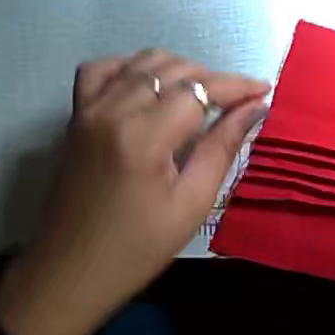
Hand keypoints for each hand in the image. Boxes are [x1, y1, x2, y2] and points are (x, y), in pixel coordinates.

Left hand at [0, 50, 268, 334]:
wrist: (70, 272)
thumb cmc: (138, 248)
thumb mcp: (192, 204)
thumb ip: (223, 147)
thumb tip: (255, 107)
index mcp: (143, 137)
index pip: (199, 90)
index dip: (236, 86)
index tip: (264, 89)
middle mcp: (112, 110)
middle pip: (173, 69)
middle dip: (212, 78)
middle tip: (238, 102)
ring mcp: (88, 109)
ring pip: (142, 61)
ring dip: (178, 68)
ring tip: (202, 94)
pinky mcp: (75, 116)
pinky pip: (102, 70)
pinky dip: (132, 67)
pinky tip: (151, 85)